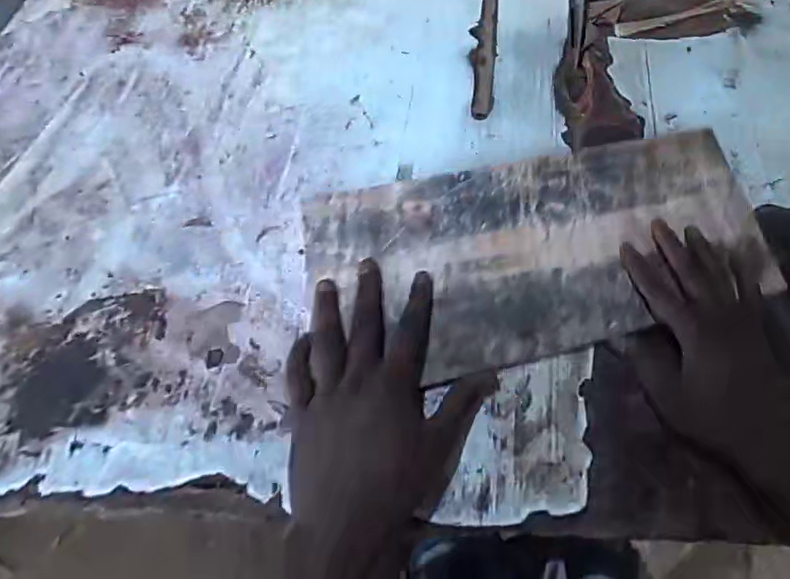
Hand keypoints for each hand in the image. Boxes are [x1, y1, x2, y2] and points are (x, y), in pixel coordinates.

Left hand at [284, 262, 494, 578]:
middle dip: (367, 294)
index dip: (417, 303)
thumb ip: (461, 403)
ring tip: (326, 284)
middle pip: (364, 329)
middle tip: (366, 263)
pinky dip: (297, 357)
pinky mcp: (302, 418)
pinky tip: (301, 339)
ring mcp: (326, 398)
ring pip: (325, 345)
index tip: (420, 276)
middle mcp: (358, 381)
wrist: (344, 526)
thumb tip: (492, 373)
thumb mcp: (439, 444)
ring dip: (327, 313)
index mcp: (393, 385)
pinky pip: (297, 380)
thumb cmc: (397, 484)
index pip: (409, 333)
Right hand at [616, 221, 789, 491]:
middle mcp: (715, 314)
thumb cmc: (712, 419)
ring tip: (692, 229)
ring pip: (718, 274)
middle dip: (671, 247)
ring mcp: (739, 316)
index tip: (626, 246)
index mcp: (692, 330)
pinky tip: (737, 253)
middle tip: (658, 223)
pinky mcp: (756, 324)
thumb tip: (618, 336)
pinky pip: (748, 288)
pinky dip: (742, 268)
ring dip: (704, 250)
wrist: (767, 435)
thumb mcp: (670, 399)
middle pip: (689, 273)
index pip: (659, 293)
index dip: (640, 269)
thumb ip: (645, 364)